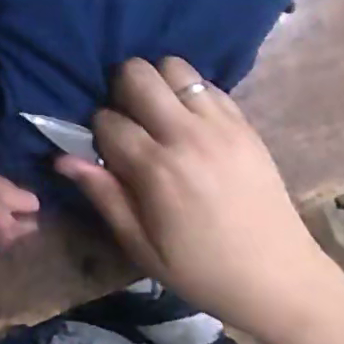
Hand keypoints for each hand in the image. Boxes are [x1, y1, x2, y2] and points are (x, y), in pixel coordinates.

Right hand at [57, 57, 343, 343]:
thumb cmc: (203, 271)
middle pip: (137, 74)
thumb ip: (103, 196)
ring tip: (157, 113)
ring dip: (156, 82)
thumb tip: (62, 157)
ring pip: (173, 66)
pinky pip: (206, 83)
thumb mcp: (143, 248)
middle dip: (120, 90)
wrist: (281, 278)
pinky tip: (189, 120)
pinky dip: (188, 91)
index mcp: (158, 170)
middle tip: (127, 119)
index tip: (106, 150)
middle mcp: (187, 135)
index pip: (107, 120)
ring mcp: (220, 123)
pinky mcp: (244, 121)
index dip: (97, 131)